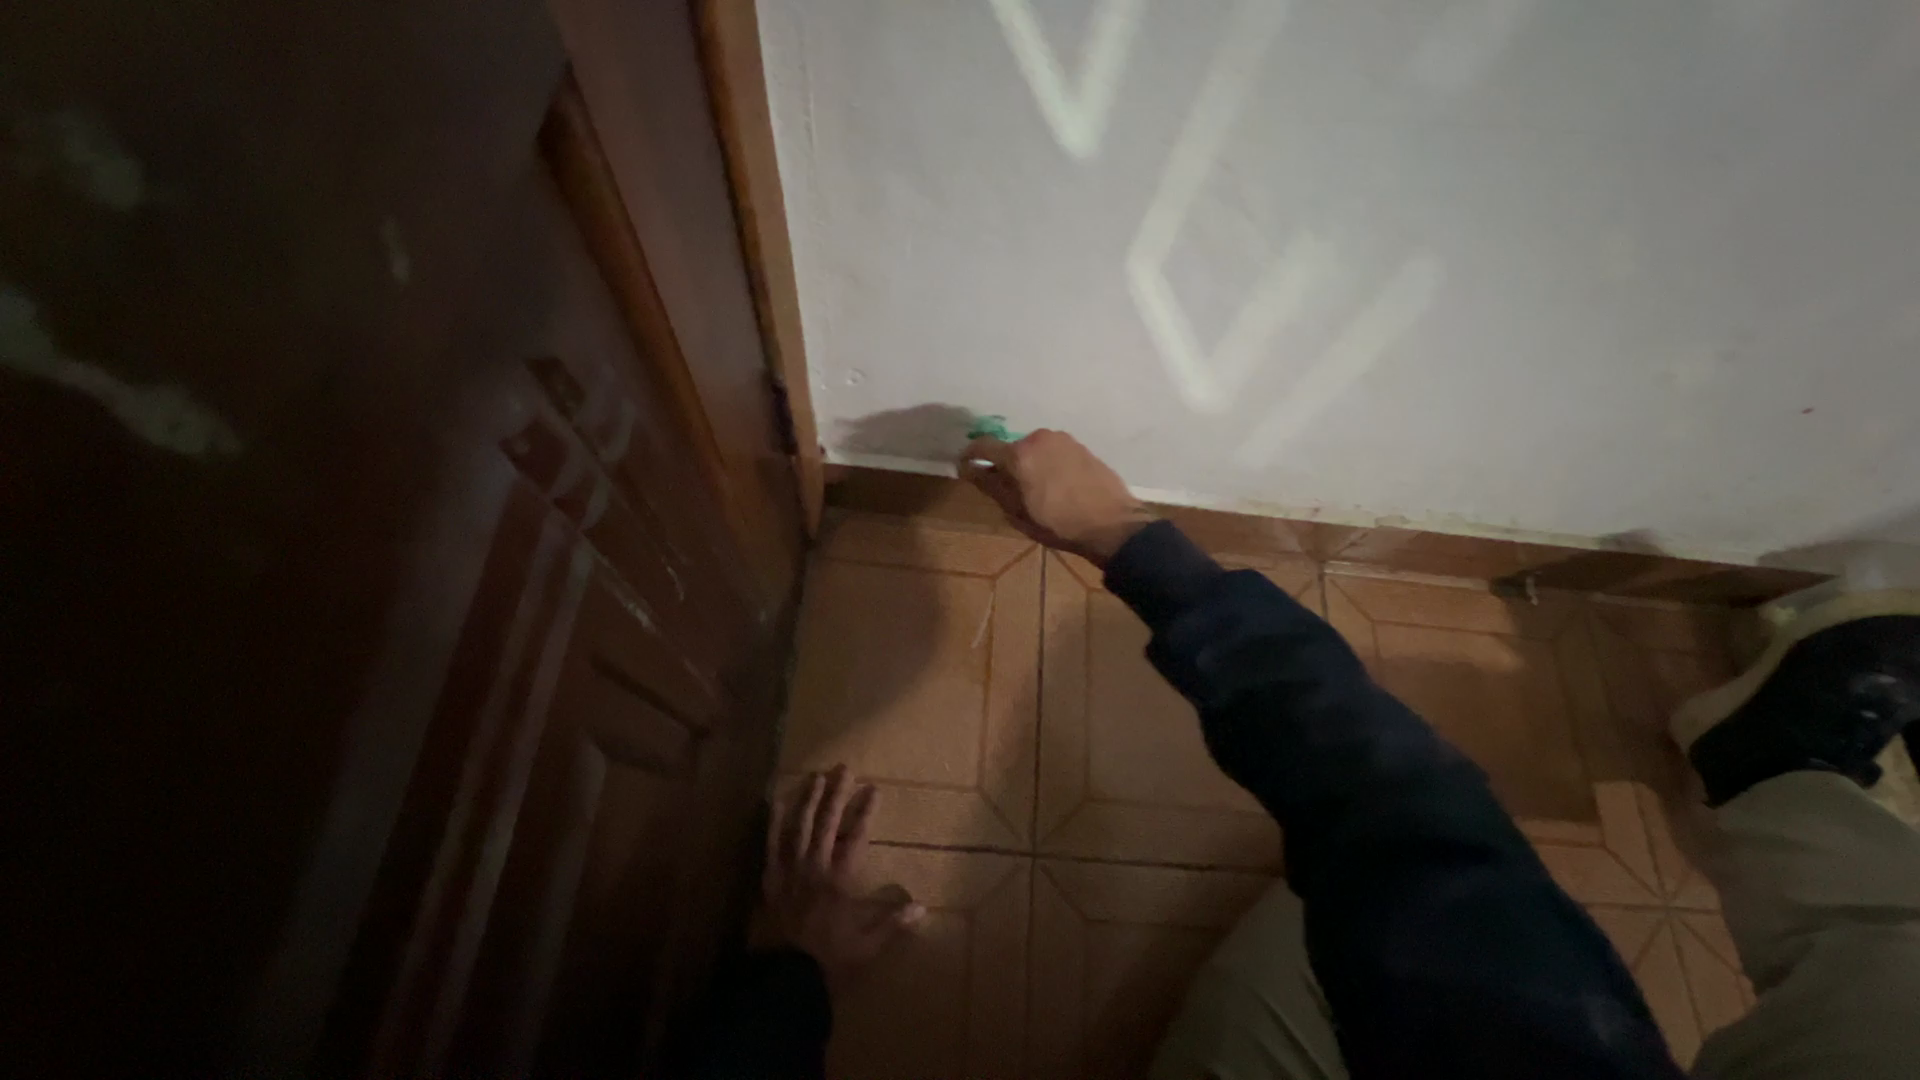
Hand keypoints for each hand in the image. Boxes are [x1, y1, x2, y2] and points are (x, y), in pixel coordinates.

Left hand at [758, 766, 924, 991]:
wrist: (784, 978)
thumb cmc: (829, 961)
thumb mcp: (867, 946)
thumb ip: (893, 923)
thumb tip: (922, 907)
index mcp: (841, 879)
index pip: (856, 836)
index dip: (865, 811)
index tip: (873, 788)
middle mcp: (816, 866)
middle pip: (827, 822)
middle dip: (837, 793)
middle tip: (843, 768)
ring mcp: (790, 870)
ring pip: (800, 826)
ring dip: (809, 799)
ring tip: (816, 776)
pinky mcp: (770, 878)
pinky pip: (772, 843)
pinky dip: (775, 821)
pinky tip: (777, 801)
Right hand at [958, 429, 1154, 567]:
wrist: (1112, 523)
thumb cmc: (1059, 524)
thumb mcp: (1018, 513)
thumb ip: (992, 487)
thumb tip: (972, 470)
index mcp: (1019, 454)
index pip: (983, 447)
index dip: (970, 456)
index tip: (964, 467)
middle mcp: (1039, 438)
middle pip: (1011, 449)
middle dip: (1005, 465)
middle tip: (1007, 489)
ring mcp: (1063, 440)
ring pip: (1034, 450)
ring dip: (1029, 464)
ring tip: (1035, 490)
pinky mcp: (1081, 446)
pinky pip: (1054, 452)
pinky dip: (1048, 464)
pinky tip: (1056, 485)